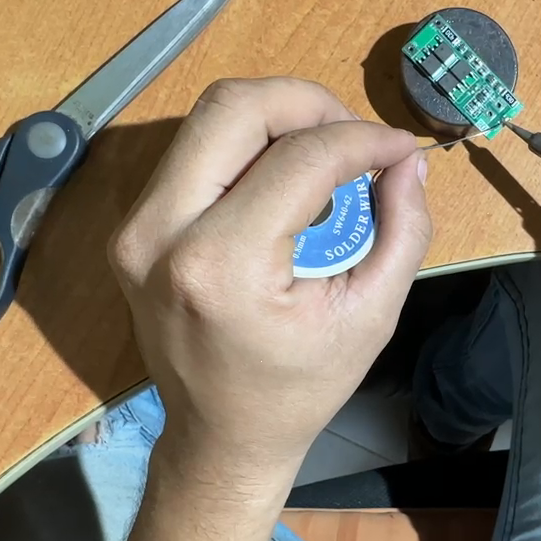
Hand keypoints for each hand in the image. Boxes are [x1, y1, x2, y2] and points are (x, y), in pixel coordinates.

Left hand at [108, 78, 431, 495]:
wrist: (222, 437)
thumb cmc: (302, 388)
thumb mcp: (372, 318)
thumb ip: (403, 232)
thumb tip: (408, 162)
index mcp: (223, 266)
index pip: (301, 159)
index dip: (363, 140)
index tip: (401, 148)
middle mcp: (161, 233)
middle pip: (234, 108)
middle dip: (309, 103)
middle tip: (356, 137)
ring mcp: (135, 228)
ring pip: (208, 120)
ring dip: (278, 121)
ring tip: (327, 157)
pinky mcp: (132, 228)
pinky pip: (194, 152)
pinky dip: (249, 147)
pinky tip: (286, 180)